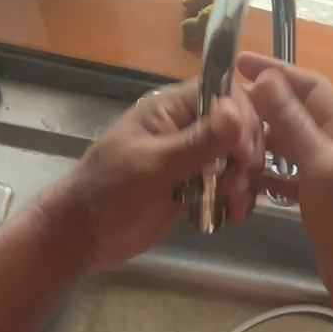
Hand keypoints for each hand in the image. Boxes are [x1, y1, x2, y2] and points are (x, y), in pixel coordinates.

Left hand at [59, 80, 261, 267]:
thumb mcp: (156, 166)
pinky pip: (231, 183)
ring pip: (240, 158)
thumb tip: (237, 110)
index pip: (226, 94)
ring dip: (245, 182)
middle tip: (237, 188)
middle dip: (247, 157)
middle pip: (240, 128)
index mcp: (172, 108)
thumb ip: (200, 141)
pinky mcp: (199, 185)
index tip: (244, 155)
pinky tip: (231, 216)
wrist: (85, 237)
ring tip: (234, 207)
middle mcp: (188, 126)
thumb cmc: (110, 193)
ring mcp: (194, 157)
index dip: (244, 121)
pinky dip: (238, 198)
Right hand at [237, 53, 332, 310]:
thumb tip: (265, 79)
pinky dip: (268, 175)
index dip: (277, 71)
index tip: (240, 63)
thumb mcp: (319, 164)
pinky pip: (289, 177)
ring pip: (290, 147)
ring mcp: (330, 173)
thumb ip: (293, 123)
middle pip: (297, 115)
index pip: (310, 86)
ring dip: (262, 145)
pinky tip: (246, 179)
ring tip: (230, 145)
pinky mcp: (320, 199)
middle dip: (264, 110)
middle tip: (226, 110)